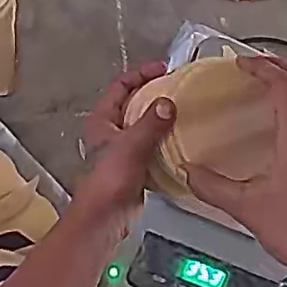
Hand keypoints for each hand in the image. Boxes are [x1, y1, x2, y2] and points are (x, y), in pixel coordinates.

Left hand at [75, 61, 175, 221]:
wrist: (106, 218)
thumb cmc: (110, 179)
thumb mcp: (132, 145)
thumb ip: (150, 123)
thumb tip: (167, 103)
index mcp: (102, 120)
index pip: (121, 86)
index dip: (140, 74)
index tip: (163, 69)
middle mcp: (111, 131)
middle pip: (134, 103)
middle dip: (155, 94)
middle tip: (178, 87)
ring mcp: (123, 149)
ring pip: (145, 124)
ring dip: (162, 117)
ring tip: (184, 109)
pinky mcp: (135, 165)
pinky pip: (153, 144)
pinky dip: (166, 139)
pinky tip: (183, 138)